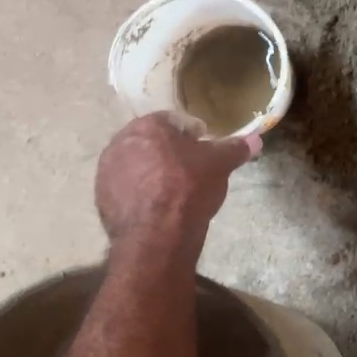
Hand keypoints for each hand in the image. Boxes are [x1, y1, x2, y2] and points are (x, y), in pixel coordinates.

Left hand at [95, 113, 260, 244]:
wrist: (157, 235)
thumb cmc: (190, 187)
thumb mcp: (221, 164)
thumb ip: (236, 148)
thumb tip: (255, 139)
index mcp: (148, 126)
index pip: (175, 120)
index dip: (194, 133)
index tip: (207, 148)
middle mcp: (120, 142)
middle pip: (152, 141)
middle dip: (171, 150)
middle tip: (193, 167)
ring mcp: (106, 171)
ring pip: (137, 163)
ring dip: (154, 170)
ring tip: (176, 188)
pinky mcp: (101, 197)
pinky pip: (127, 185)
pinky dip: (142, 190)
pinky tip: (159, 204)